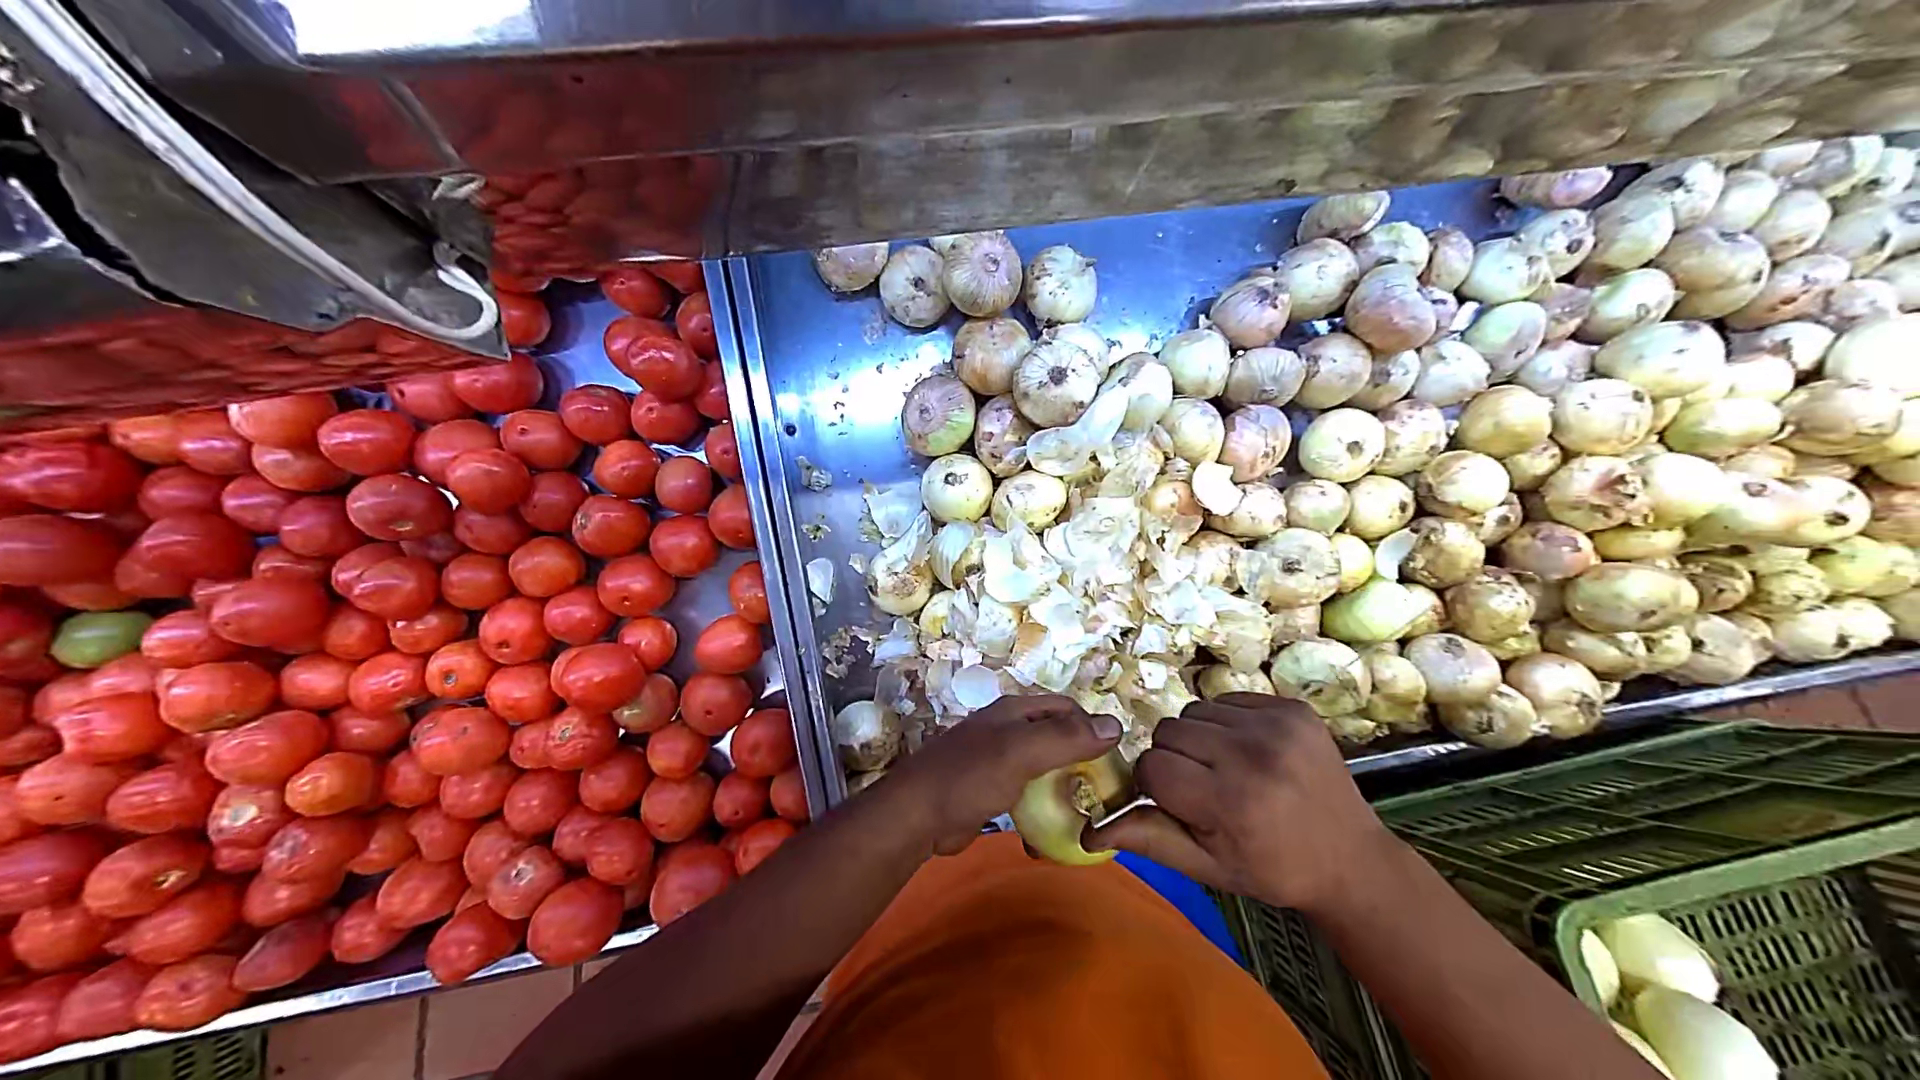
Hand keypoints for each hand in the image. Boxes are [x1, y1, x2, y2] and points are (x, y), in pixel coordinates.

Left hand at [876, 694, 1122, 856]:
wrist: (917, 817)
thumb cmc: (969, 776)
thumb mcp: (1020, 751)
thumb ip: (1065, 737)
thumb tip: (1116, 725)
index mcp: (1016, 711)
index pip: (1068, 709)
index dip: (1093, 729)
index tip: (1114, 763)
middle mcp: (1009, 730)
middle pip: (1059, 740)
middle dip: (1082, 766)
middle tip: (1104, 798)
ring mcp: (1000, 761)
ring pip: (1046, 771)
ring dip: (1064, 794)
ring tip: (1083, 822)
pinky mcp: (993, 791)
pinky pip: (1029, 798)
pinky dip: (1042, 815)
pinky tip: (1047, 840)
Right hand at [1089, 693, 1398, 915]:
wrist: (1351, 859)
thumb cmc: (1270, 868)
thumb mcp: (1207, 867)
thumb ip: (1149, 839)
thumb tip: (1088, 832)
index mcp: (1231, 802)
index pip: (1151, 767)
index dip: (1157, 786)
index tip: (1180, 804)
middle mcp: (1253, 755)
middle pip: (1168, 732)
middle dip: (1175, 759)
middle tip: (1204, 787)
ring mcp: (1277, 726)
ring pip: (1193, 712)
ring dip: (1198, 739)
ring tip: (1227, 768)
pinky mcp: (1293, 708)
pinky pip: (1226, 700)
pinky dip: (1226, 723)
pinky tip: (1249, 752)